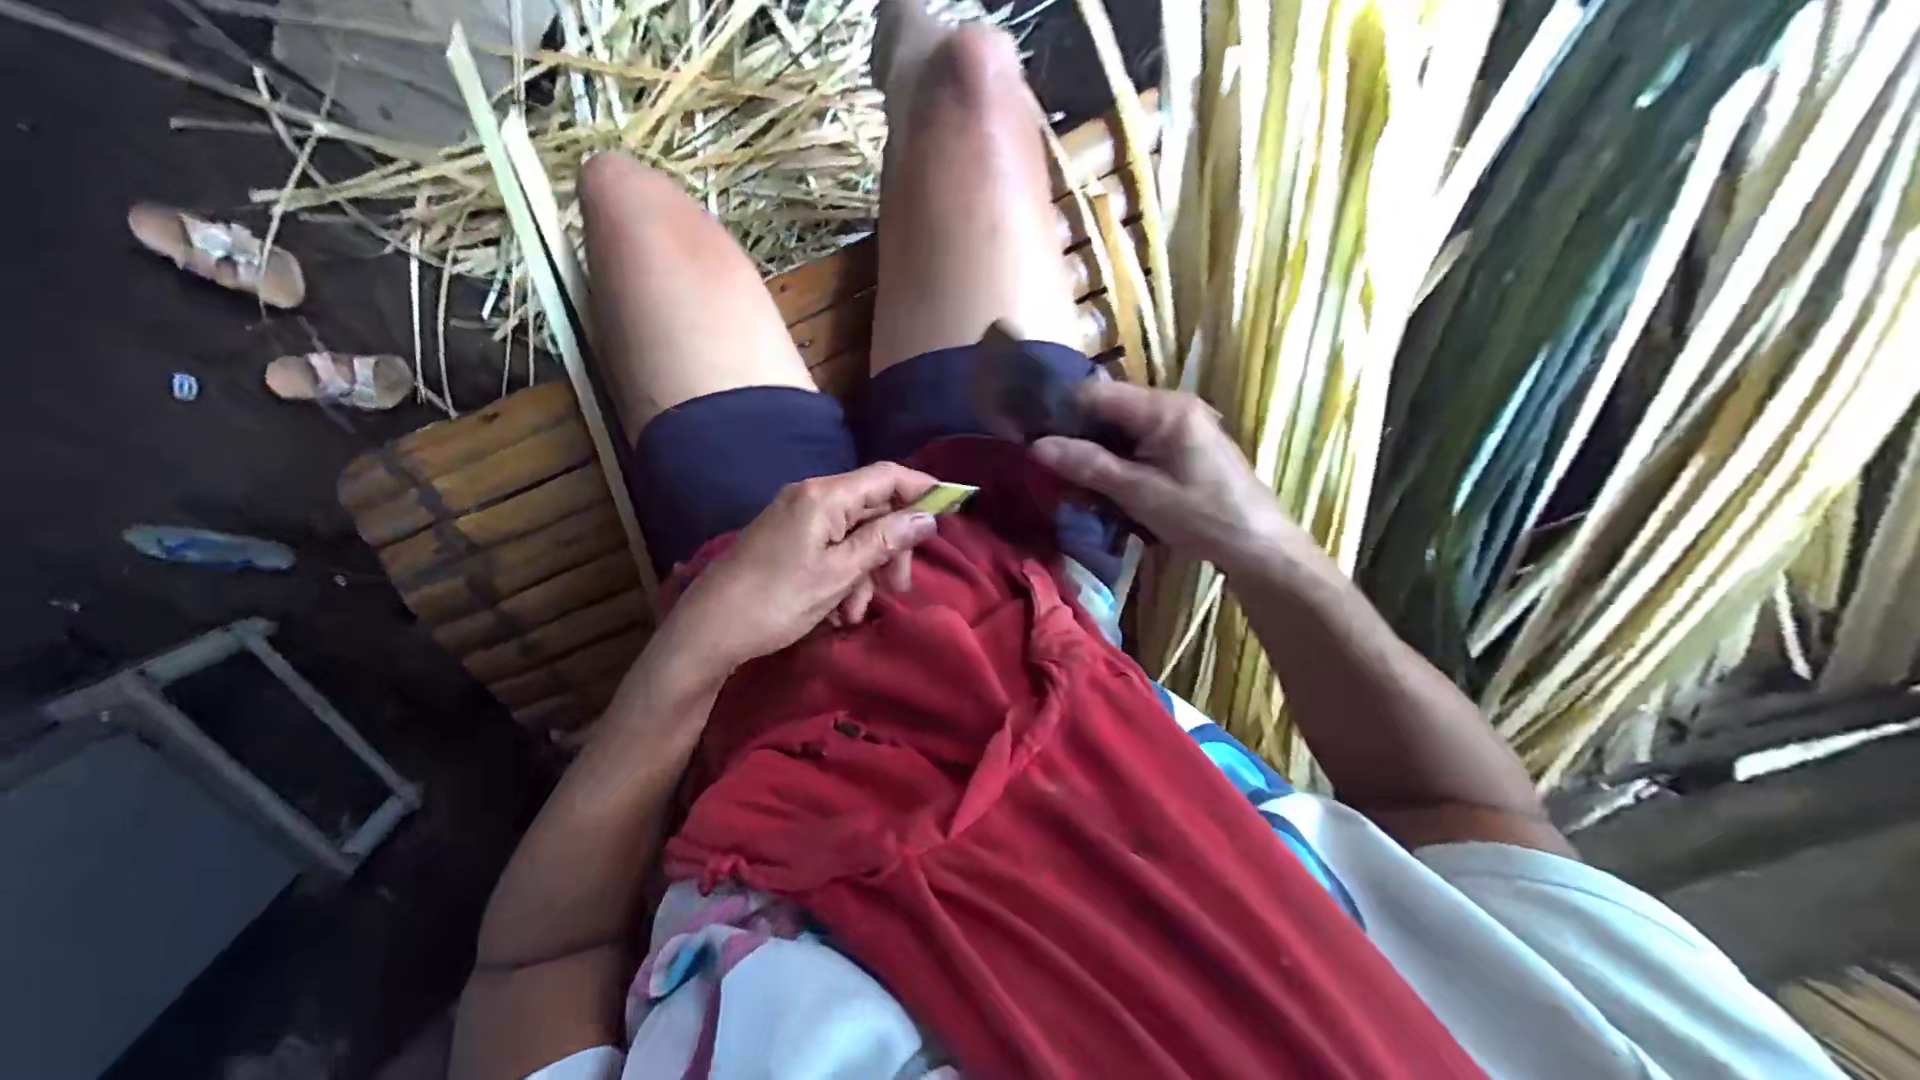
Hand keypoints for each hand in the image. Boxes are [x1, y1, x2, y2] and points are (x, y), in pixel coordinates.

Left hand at [665, 462, 940, 675]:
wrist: (710, 629)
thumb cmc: (779, 599)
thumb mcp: (840, 572)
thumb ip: (886, 540)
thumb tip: (927, 517)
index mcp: (825, 495)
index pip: (887, 475)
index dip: (923, 488)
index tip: (952, 508)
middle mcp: (812, 496)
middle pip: (873, 508)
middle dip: (892, 548)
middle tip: (899, 588)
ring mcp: (797, 517)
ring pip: (854, 535)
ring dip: (866, 572)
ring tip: (856, 612)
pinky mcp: (788, 539)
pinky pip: (831, 548)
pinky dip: (843, 576)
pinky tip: (837, 612)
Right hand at [1031, 383, 1296, 570]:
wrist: (1259, 546)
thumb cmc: (1202, 516)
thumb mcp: (1139, 493)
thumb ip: (1088, 465)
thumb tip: (1036, 446)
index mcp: (1164, 408)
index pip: (1095, 393)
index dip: (1060, 412)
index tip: (1031, 437)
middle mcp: (1172, 405)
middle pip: (1106, 410)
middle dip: (1077, 437)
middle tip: (1050, 469)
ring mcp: (1180, 424)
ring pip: (1119, 429)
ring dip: (1095, 454)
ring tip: (1074, 485)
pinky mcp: (1183, 445)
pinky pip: (1138, 443)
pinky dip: (1117, 462)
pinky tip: (1105, 489)